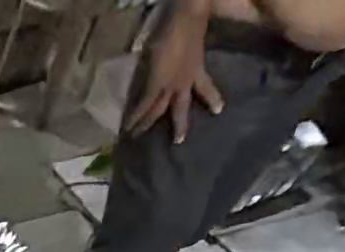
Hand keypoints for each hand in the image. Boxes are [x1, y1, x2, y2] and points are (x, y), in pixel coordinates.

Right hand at [124, 6, 223, 144]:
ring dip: (147, 125)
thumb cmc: (191, 25)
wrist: (186, 17)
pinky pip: (143, 106)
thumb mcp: (194, 43)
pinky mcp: (155, 86)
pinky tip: (126, 129)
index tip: (218, 111)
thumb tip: (183, 59)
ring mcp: (169, 85)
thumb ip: (188, 56)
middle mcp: (184, 81)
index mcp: (196, 69)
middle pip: (182, 108)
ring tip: (137, 137)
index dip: (212, 98)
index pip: (206, 86)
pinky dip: (135, 118)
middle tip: (178, 142)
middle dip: (180, 125)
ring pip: (159, 111)